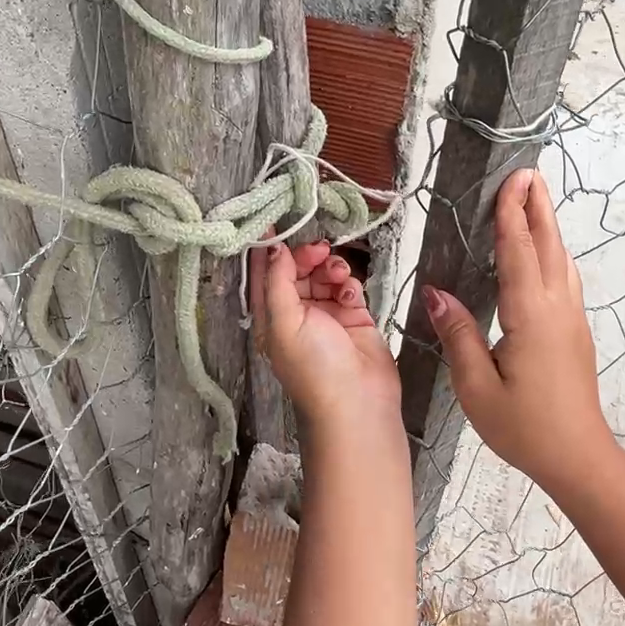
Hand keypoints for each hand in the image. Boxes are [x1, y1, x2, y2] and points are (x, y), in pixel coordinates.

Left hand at [249, 238, 397, 431]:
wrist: (359, 403)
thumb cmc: (315, 367)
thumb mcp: (284, 322)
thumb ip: (278, 282)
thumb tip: (273, 249)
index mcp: (272, 318)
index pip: (265, 276)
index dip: (267, 250)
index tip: (272, 222)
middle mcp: (297, 314)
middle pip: (297, 271)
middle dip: (307, 256)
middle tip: (319, 250)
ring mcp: (327, 315)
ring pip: (324, 275)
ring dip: (331, 267)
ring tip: (338, 273)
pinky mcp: (354, 316)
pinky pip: (348, 287)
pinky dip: (349, 282)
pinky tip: (351, 290)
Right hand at [422, 168, 612, 487]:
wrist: (579, 459)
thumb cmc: (524, 427)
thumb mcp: (476, 386)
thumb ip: (459, 334)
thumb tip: (437, 292)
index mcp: (531, 316)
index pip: (519, 252)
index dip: (512, 214)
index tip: (512, 180)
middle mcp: (557, 308)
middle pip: (549, 246)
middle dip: (537, 208)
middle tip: (529, 173)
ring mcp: (571, 319)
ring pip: (562, 260)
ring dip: (547, 227)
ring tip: (535, 201)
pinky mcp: (574, 332)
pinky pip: (564, 278)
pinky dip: (553, 252)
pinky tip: (546, 253)